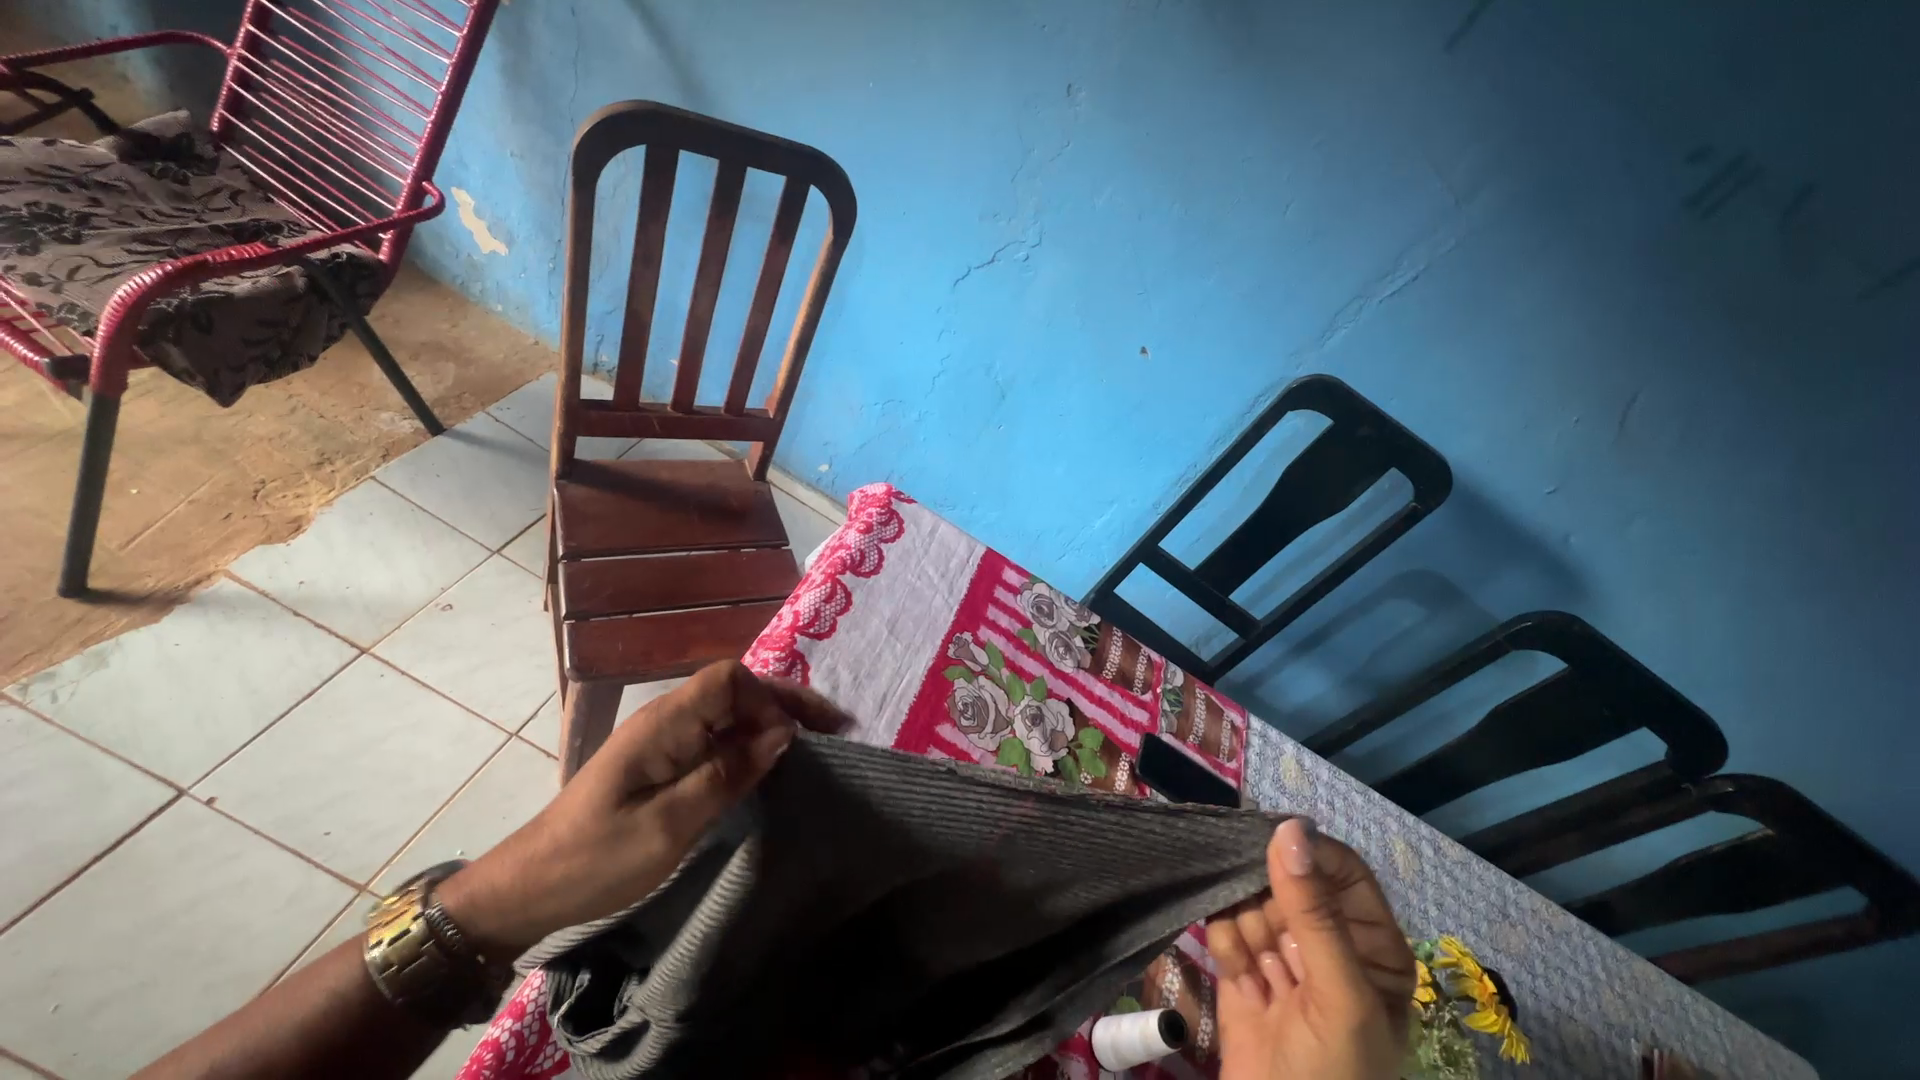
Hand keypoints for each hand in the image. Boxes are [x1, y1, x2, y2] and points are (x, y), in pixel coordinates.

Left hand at [438, 661, 850, 957]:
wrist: (530, 888)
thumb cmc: (596, 859)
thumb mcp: (668, 826)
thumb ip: (726, 775)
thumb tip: (783, 734)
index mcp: (663, 724)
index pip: (729, 679)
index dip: (770, 699)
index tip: (795, 740)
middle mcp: (665, 719)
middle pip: (735, 688)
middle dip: (785, 703)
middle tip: (836, 728)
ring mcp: (663, 739)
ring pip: (729, 711)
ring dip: (772, 721)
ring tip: (816, 742)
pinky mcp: (662, 761)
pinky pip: (717, 736)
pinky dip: (751, 743)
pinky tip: (773, 762)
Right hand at [1206, 818, 1415, 1079]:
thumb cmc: (1335, 1075)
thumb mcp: (1339, 996)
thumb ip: (1314, 912)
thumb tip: (1290, 828)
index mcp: (1372, 944)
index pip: (1342, 871)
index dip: (1307, 855)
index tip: (1268, 844)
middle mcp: (1327, 942)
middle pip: (1288, 880)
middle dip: (1270, 903)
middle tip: (1275, 947)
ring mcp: (1281, 956)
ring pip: (1251, 901)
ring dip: (1248, 933)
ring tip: (1263, 979)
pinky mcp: (1240, 969)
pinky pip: (1224, 929)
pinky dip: (1226, 948)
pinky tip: (1241, 983)